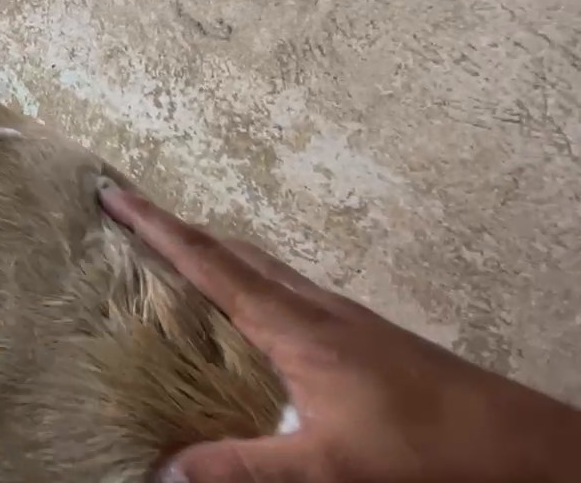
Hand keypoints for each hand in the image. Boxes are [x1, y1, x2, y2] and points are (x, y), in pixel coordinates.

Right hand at [99, 183, 580, 482]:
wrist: (550, 456)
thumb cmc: (434, 453)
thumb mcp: (335, 470)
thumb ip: (247, 469)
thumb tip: (162, 472)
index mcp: (288, 321)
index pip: (202, 258)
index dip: (151, 222)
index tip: (109, 190)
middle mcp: (310, 305)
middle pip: (228, 247)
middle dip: (174, 225)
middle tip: (128, 214)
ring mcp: (342, 316)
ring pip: (259, 262)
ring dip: (211, 247)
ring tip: (176, 250)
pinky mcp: (366, 336)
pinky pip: (284, 284)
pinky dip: (246, 273)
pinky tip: (252, 305)